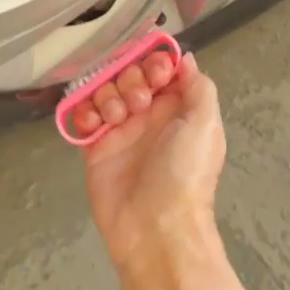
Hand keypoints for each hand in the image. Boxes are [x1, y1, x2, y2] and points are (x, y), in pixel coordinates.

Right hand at [73, 51, 225, 266]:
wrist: (156, 230)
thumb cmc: (186, 174)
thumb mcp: (206, 125)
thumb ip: (199, 87)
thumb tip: (185, 59)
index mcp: (176, 108)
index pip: (160, 68)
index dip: (155, 63)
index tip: (156, 74)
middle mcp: (148, 115)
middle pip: (129, 73)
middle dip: (130, 77)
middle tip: (137, 101)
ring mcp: (120, 130)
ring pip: (105, 89)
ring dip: (107, 94)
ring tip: (116, 117)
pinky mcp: (96, 148)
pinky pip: (84, 116)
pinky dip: (84, 112)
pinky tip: (94, 124)